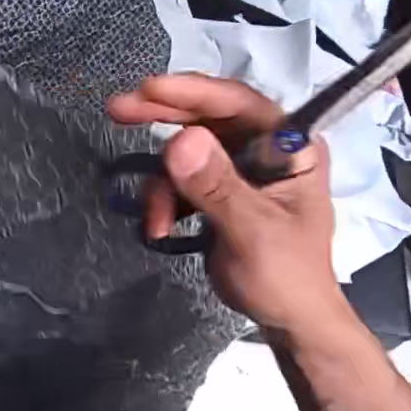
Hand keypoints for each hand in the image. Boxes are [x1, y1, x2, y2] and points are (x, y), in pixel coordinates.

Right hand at [109, 74, 351, 333]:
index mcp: (290, 146)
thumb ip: (217, 187)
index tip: (149, 90)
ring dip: (162, 184)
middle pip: (208, 117)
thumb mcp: (253, 231)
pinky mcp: (219, 191)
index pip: (240, 104)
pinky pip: (180, 180)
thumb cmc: (287, 277)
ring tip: (155, 220)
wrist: (289, 320)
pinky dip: (164, 201)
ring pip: (186, 152)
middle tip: (119, 110)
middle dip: (163, 117)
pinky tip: (159, 227)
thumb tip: (180, 140)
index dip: (193, 93)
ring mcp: (240, 169)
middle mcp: (265, 148)